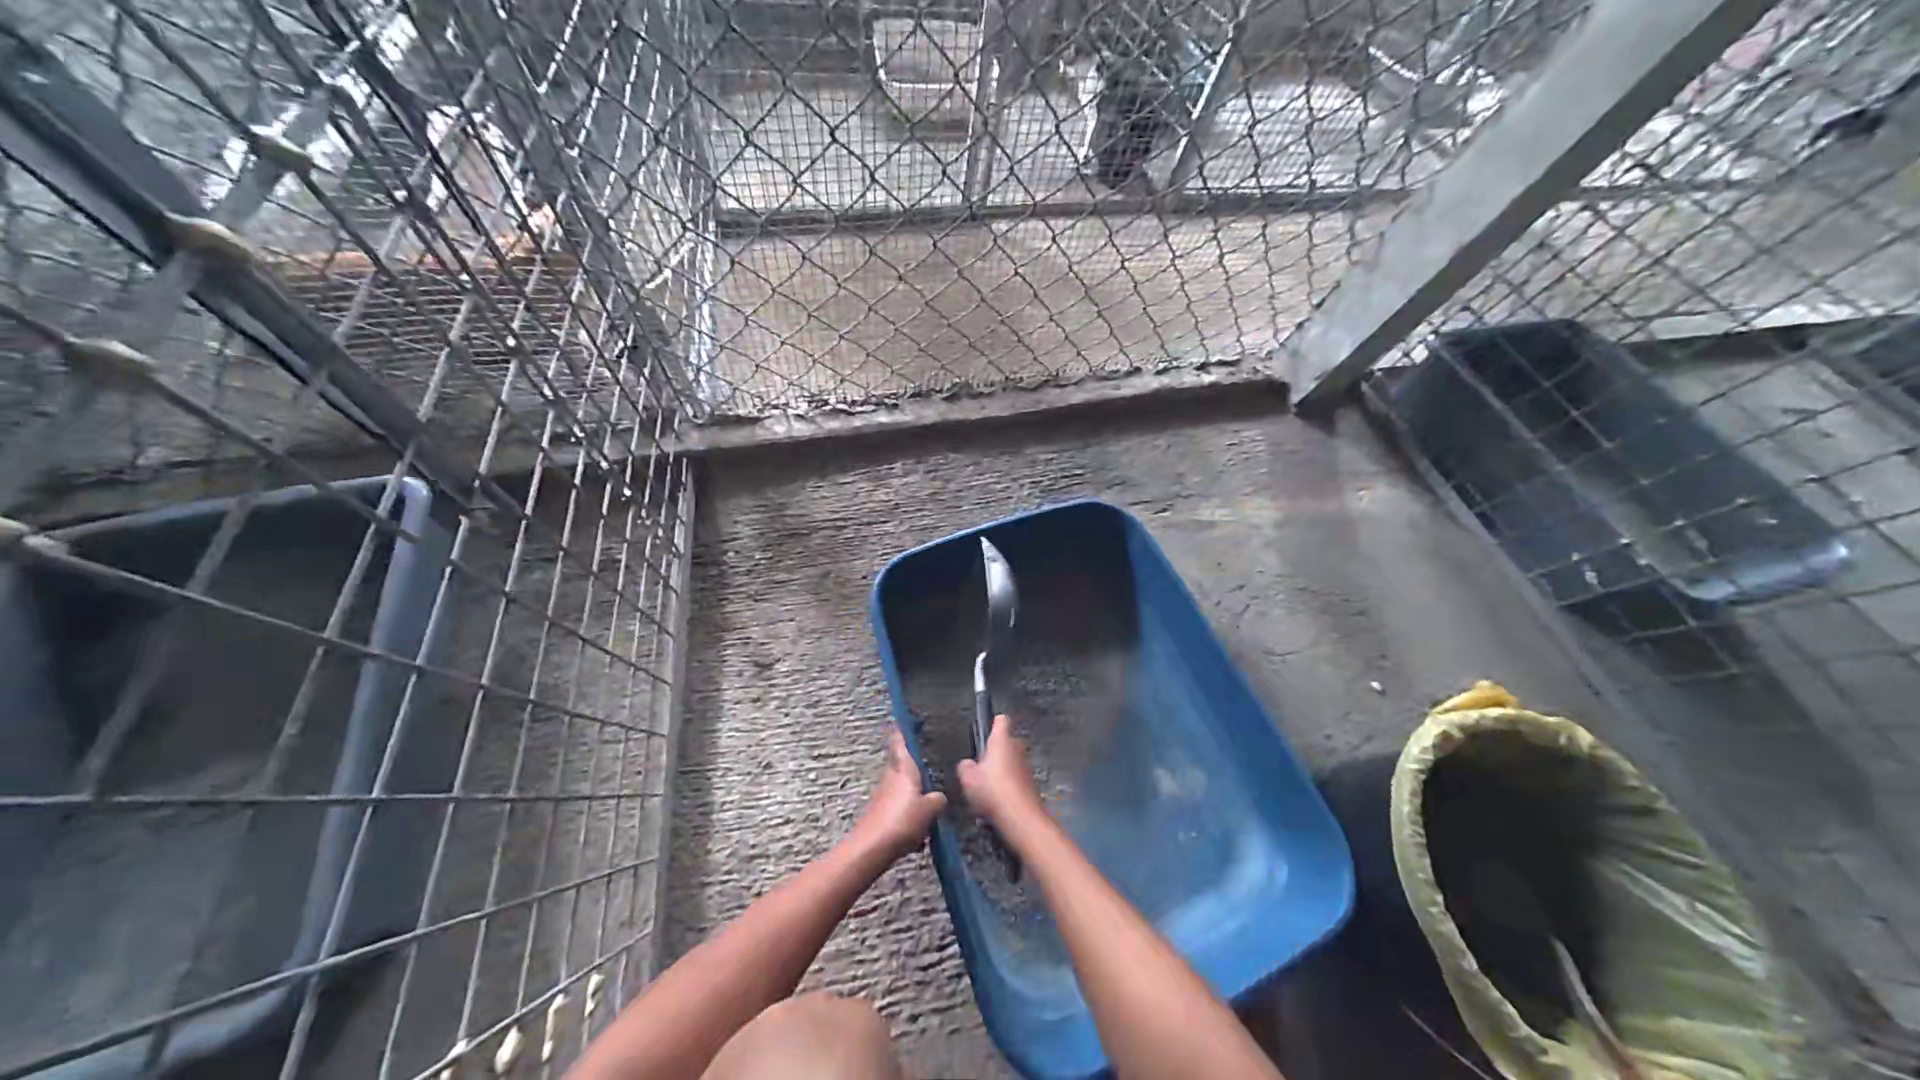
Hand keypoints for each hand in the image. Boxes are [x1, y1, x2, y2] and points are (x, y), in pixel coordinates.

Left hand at [851, 730, 946, 862]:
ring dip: (912, 795)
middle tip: (926, 765)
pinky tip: (919, 836)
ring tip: (930, 805)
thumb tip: (938, 797)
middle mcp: (891, 779)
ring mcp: (883, 797)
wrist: (871, 848)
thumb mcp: (929, 809)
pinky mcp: (880, 816)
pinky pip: (899, 811)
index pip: (900, 744)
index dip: (901, 732)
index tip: (900, 721)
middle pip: (900, 766)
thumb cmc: (902, 821)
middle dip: (911, 766)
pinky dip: (909, 819)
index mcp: (903, 770)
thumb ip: (937, 800)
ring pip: (901, 790)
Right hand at [957, 715, 1044, 829]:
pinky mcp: (1030, 786)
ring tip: (983, 794)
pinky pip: (1013, 784)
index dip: (993, 723)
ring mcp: (1025, 768)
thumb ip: (965, 767)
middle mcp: (1017, 749)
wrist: (1020, 817)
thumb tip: (967, 764)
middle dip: (992, 756)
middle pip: (1004, 745)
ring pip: (1008, 766)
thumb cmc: (993, 791)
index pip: (1000, 720)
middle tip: (978, 770)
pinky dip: (1004, 792)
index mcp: (1002, 741)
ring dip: (998, 776)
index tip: (986, 730)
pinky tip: (992, 809)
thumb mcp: (967, 778)